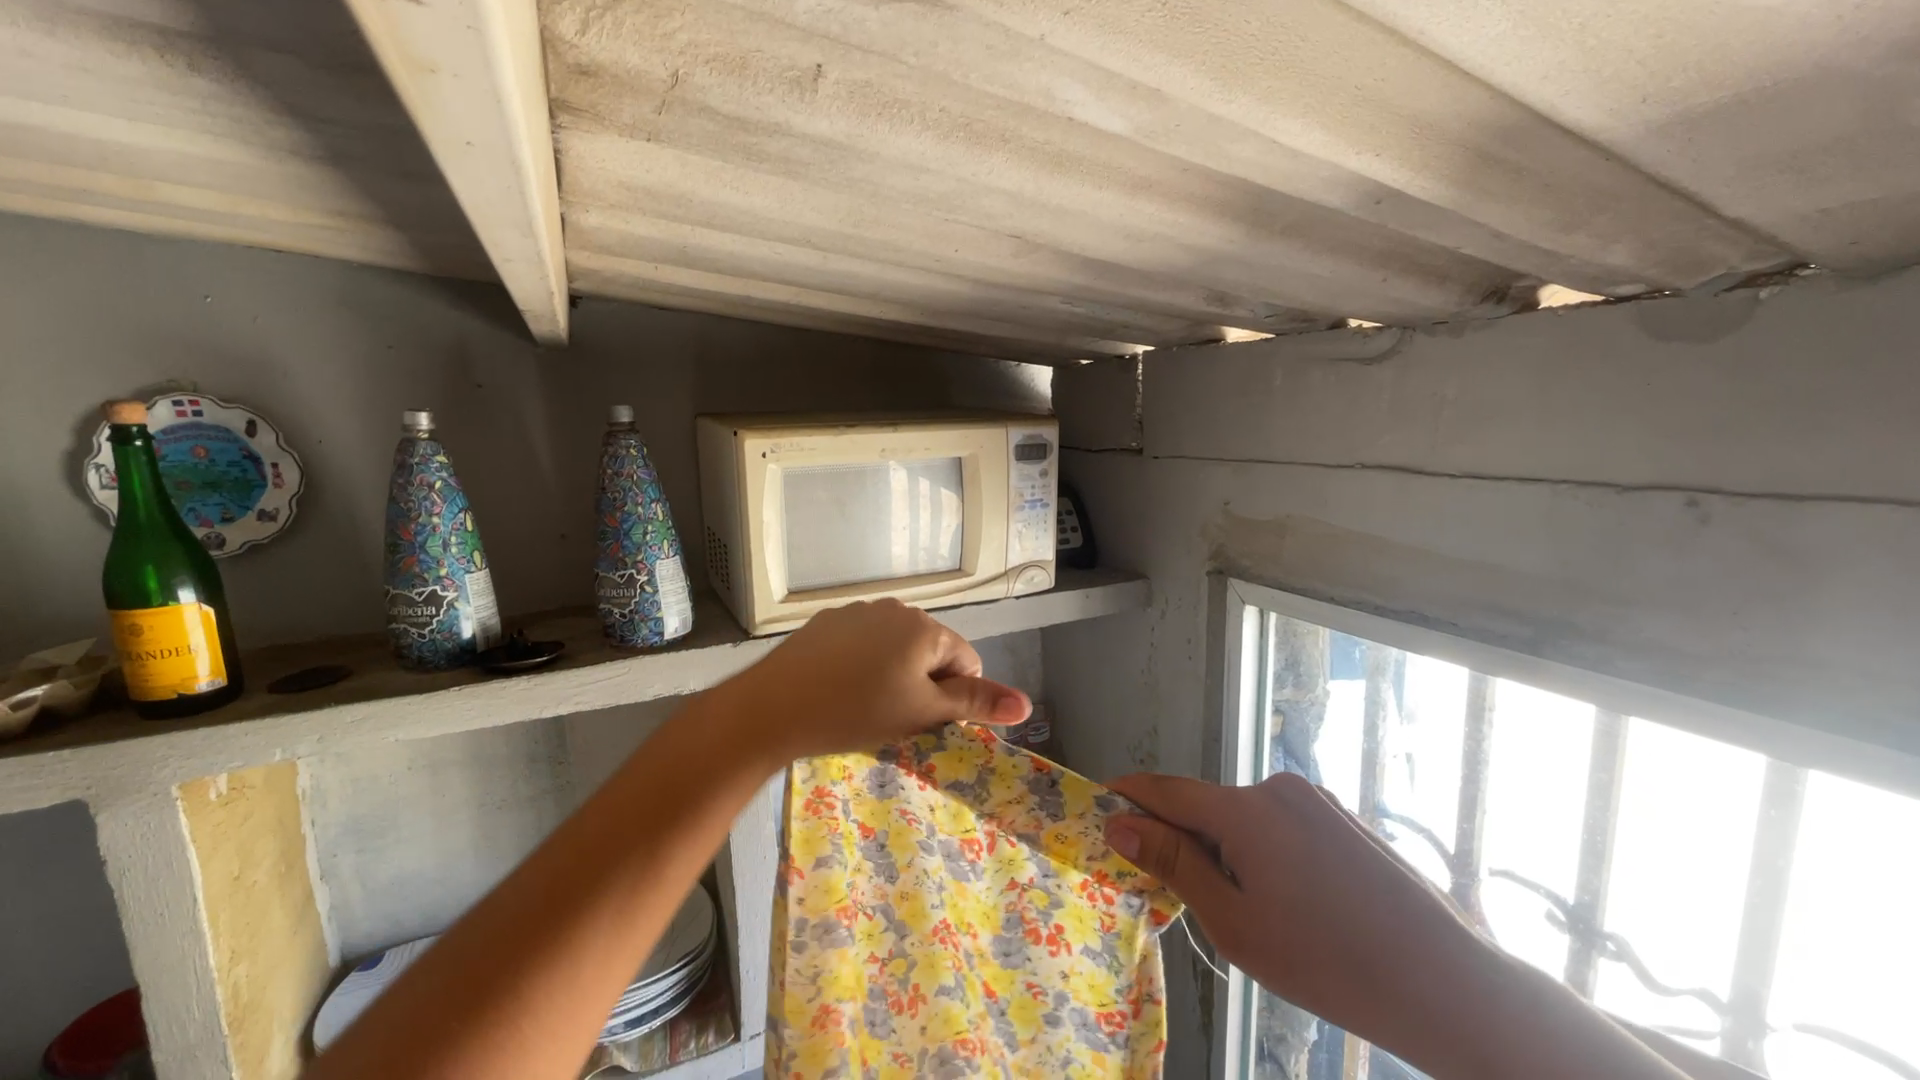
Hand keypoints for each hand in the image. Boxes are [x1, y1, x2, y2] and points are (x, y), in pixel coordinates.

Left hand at [709, 599, 1030, 763]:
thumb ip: (976, 704)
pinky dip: (860, 666)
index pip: (966, 662)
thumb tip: (1027, 704)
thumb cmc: (856, 712)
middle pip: (929, 652)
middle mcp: (895, 609)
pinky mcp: (825, 623)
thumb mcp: (921, 712)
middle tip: (893, 717)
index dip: (953, 697)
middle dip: (922, 684)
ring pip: (894, 648)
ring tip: (862, 706)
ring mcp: (856, 612)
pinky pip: (861, 645)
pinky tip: (837, 689)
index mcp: (925, 627)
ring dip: (891, 674)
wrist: (773, 708)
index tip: (922, 720)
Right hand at [1103, 772, 1491, 1052]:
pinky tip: (1293, 906)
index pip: (1165, 789)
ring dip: (1227, 851)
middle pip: (1206, 805)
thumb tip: (1120, 823)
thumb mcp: (1233, 922)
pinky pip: (1281, 826)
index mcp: (1246, 809)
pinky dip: (1264, 853)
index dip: (1126, 798)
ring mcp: (1317, 802)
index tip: (1096, 812)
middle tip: (1180, 897)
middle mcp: (1279, 790)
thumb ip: (1174, 863)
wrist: (1444, 982)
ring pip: (1245, 818)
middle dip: (1182, 839)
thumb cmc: (1325, 960)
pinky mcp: (1343, 821)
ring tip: (1251, 915)